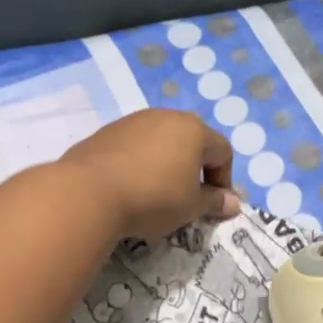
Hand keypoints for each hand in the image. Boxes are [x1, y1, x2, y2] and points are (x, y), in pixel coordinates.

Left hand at [59, 109, 238, 237]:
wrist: (89, 192)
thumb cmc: (153, 198)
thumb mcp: (190, 206)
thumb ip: (214, 202)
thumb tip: (234, 203)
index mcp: (193, 129)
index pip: (222, 152)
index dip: (224, 180)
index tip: (213, 206)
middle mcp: (165, 116)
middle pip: (191, 141)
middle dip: (194, 170)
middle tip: (186, 199)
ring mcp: (132, 121)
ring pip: (160, 142)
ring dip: (166, 166)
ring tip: (155, 195)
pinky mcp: (106, 132)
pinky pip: (133, 148)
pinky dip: (139, 165)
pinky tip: (128, 188)